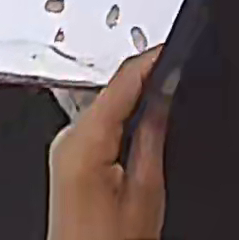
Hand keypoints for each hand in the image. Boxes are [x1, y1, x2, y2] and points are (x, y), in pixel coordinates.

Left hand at [48, 47, 167, 239]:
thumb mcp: (145, 191)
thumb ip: (153, 131)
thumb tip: (164, 92)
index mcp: (83, 140)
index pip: (120, 82)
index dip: (148, 61)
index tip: (169, 48)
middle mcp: (67, 137)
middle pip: (110, 91)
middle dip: (142, 79)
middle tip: (173, 69)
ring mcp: (64, 147)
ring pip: (105, 105)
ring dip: (133, 98)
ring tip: (164, 91)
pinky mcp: (68, 157)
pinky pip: (98, 122)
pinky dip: (121, 116)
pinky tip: (141, 119)